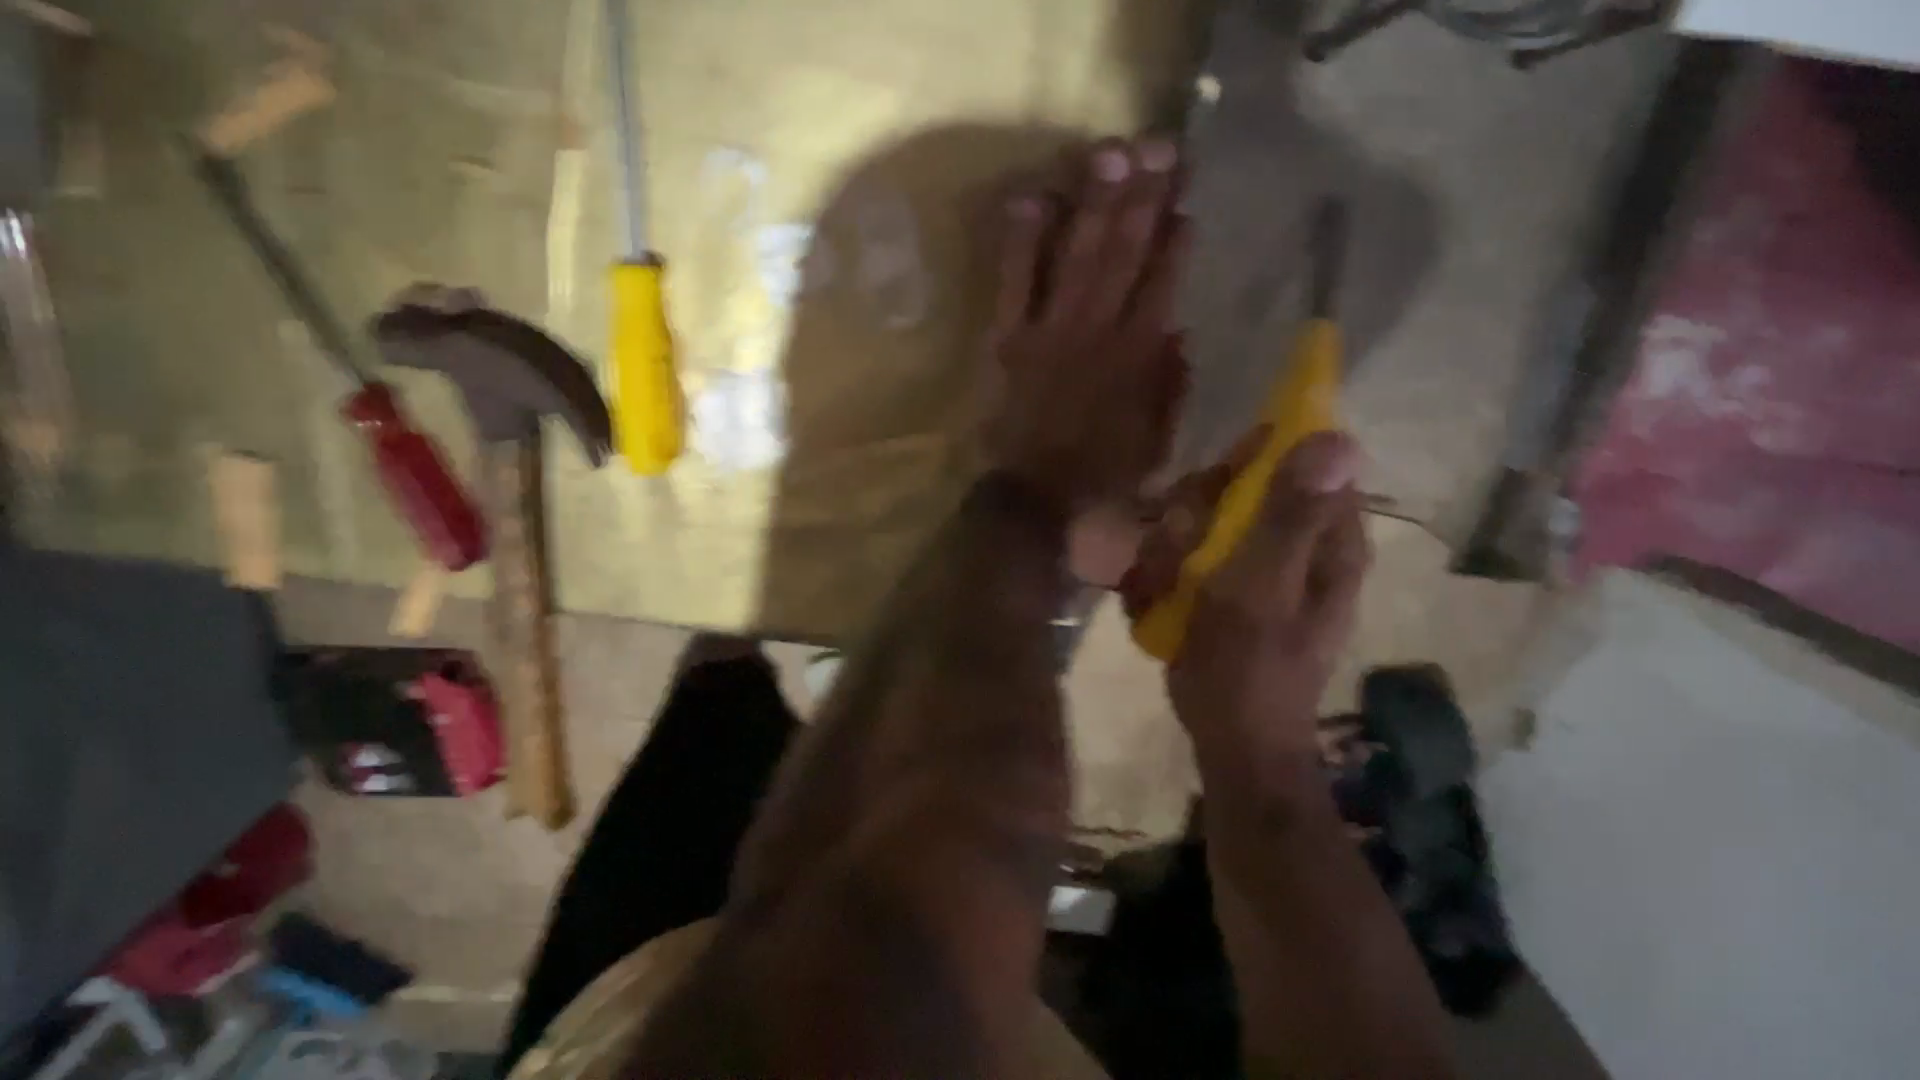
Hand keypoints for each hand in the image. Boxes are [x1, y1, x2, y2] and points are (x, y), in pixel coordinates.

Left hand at [983, 138, 1190, 511]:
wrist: (1034, 499)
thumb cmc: (1101, 476)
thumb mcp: (1157, 443)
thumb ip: (1171, 387)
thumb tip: (1180, 334)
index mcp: (1139, 359)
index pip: (1163, 285)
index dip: (1174, 240)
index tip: (1186, 198)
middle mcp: (1098, 333)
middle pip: (1124, 255)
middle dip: (1142, 198)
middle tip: (1156, 145)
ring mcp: (1049, 331)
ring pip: (1075, 256)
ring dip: (1092, 203)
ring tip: (1107, 152)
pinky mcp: (1007, 338)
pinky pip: (1013, 282)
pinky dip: (1020, 240)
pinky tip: (1030, 195)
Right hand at [1123, 431, 1370, 767]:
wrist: (1233, 741)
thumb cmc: (1251, 668)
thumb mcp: (1265, 587)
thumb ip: (1290, 516)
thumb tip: (1337, 439)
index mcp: (1327, 538)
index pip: (1297, 459)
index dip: (1247, 462)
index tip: (1209, 495)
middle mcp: (1299, 543)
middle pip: (1240, 487)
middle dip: (1194, 516)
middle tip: (1176, 554)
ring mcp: (1261, 568)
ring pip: (1205, 521)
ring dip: (1170, 550)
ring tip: (1160, 589)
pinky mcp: (1230, 590)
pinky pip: (1190, 556)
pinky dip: (1167, 576)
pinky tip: (1158, 603)